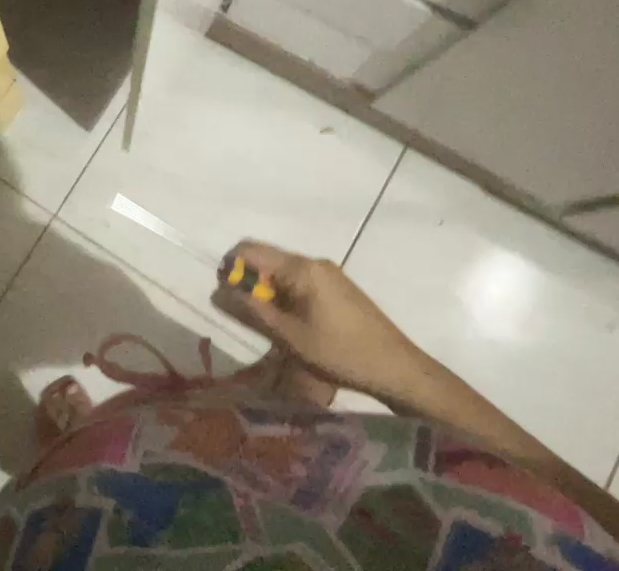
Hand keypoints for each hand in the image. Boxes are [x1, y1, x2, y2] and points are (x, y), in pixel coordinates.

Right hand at [212, 241, 430, 401]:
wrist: (398, 368)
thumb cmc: (340, 352)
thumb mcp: (290, 336)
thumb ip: (253, 310)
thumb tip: (220, 290)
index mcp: (301, 268)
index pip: (250, 250)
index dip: (230, 267)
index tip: (224, 293)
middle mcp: (313, 262)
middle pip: (266, 258)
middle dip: (248, 280)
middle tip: (244, 313)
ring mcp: (328, 272)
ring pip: (282, 270)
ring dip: (267, 290)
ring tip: (268, 322)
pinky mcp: (337, 286)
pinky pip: (300, 280)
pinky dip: (285, 294)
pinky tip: (292, 323)